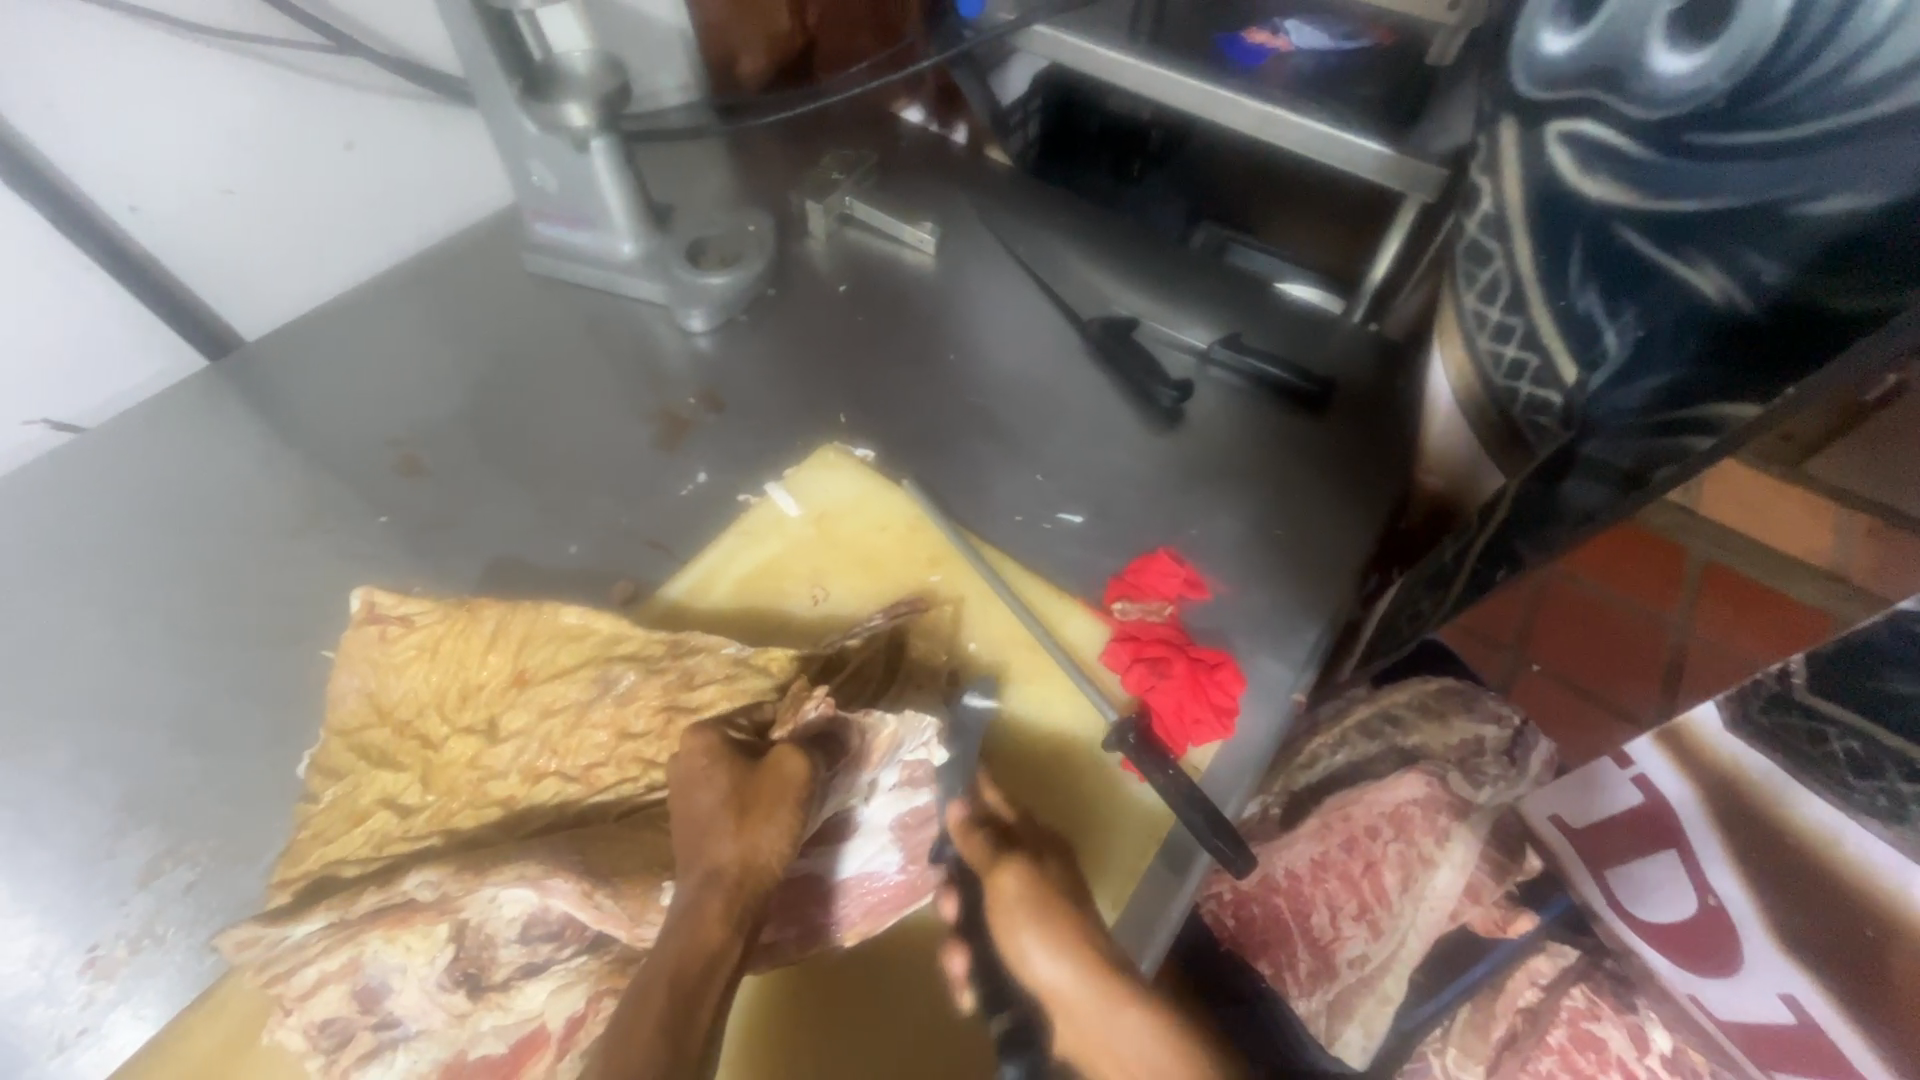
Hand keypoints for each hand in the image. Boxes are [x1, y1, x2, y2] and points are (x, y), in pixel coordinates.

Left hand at [666, 716, 848, 920]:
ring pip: (747, 771)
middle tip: (818, 775)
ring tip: (801, 801)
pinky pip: (735, 797)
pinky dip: (758, 803)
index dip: (804, 726)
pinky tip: (778, 822)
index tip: (827, 748)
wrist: (722, 901)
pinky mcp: (691, 823)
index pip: (769, 712)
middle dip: (789, 755)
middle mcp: (686, 756)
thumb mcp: (798, 769)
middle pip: (756, 742)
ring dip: (775, 780)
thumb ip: (821, 739)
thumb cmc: (757, 824)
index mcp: (705, 733)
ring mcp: (684, 791)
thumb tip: (841, 725)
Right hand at [936, 773, 1135, 1061]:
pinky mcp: (1016, 967)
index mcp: (1036, 847)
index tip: (945, 777)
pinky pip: (976, 961)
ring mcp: (1023, 926)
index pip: (999, 805)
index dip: (974, 792)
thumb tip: (960, 801)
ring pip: (969, 919)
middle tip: (953, 907)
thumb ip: (980, 840)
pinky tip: (971, 989)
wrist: (1084, 1009)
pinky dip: (969, 975)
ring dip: (956, 941)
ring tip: (963, 961)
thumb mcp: (1009, 874)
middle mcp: (1030, 879)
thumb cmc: (1044, 927)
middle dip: (953, 891)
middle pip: (974, 868)